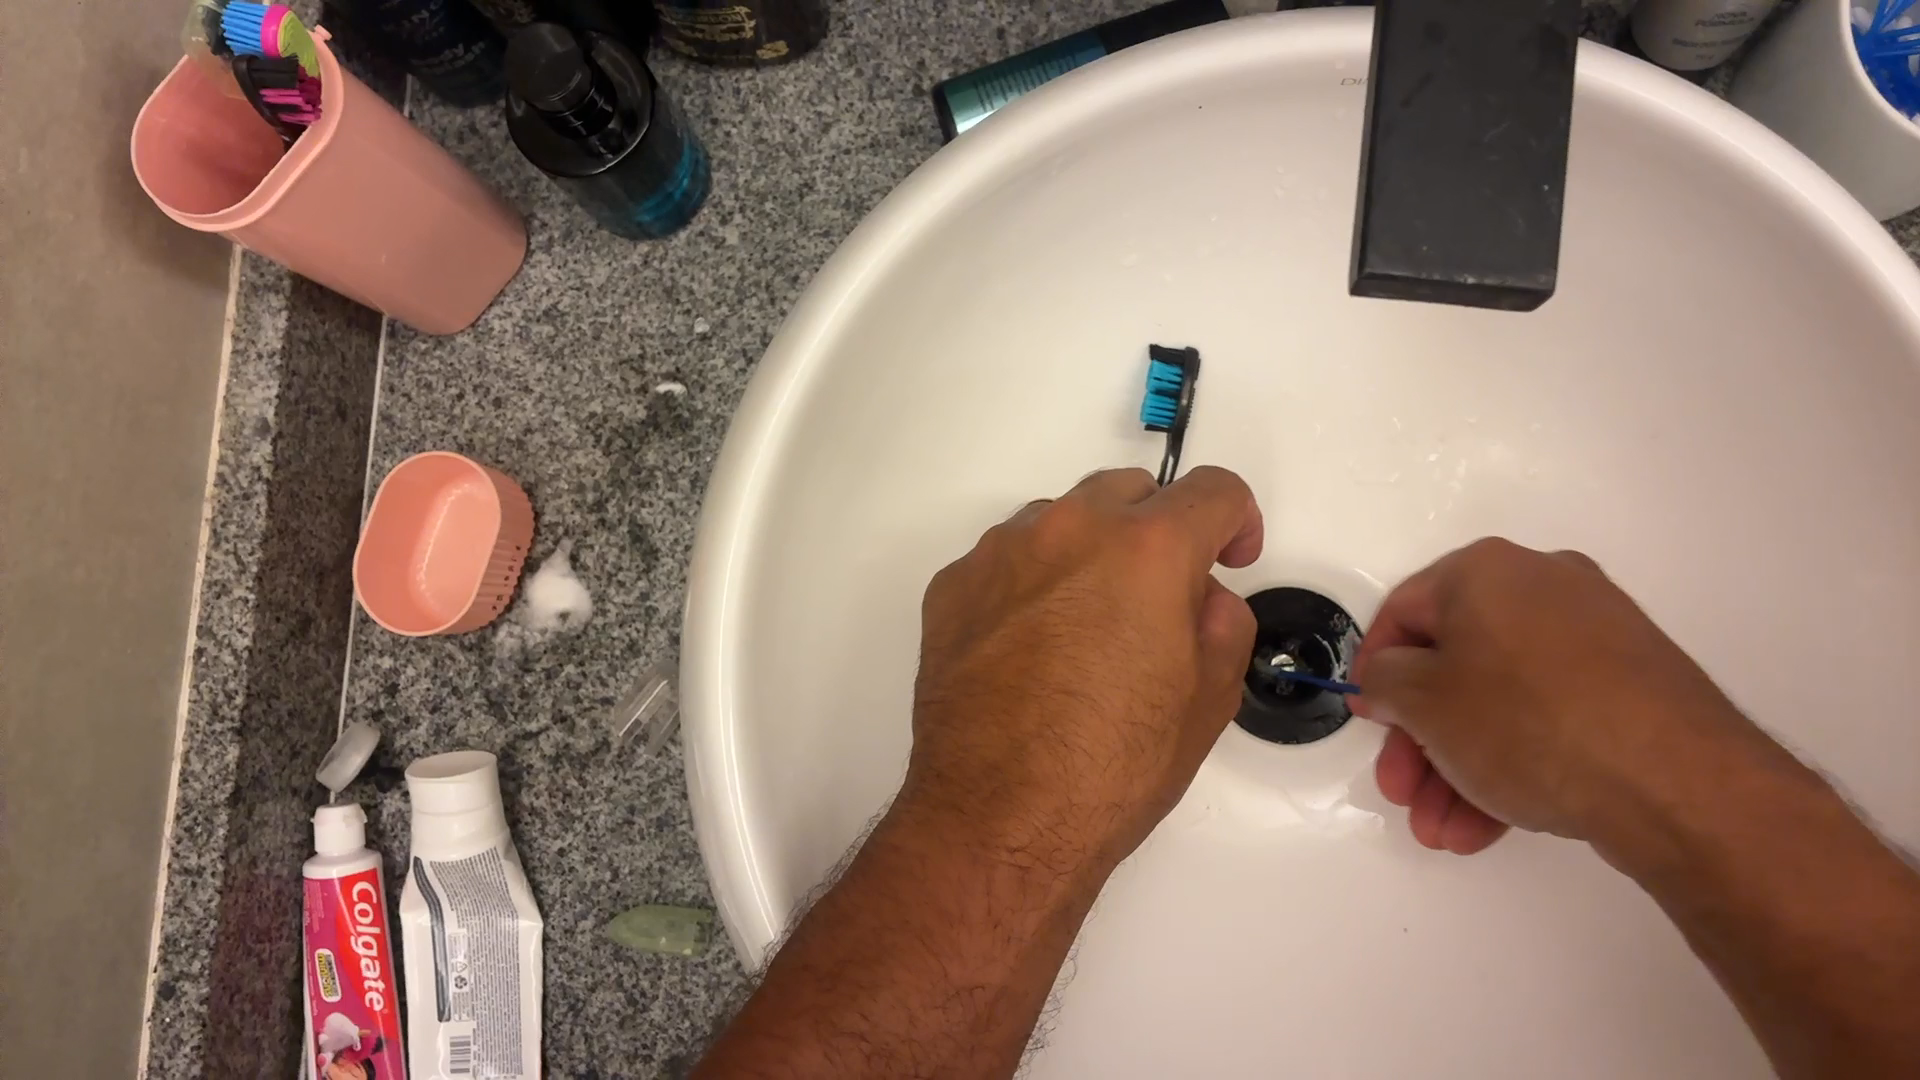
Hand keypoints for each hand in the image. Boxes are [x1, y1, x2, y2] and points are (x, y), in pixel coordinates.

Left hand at [904, 466, 1263, 873]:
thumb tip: (1199, 595)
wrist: (997, 818)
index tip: (1230, 558)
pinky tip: (1027, 647)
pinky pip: (1006, 561)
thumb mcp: (1209, 699)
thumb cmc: (1114, 765)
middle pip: (1128, 491)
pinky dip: (1029, 583)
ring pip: (1059, 520)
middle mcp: (1067, 528)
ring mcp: (998, 552)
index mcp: (1145, 548)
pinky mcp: (951, 585)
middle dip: (1157, 528)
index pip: (1212, 489)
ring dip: (1086, 553)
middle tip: (1157, 595)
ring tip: (1083, 627)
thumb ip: (1222, 621)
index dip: (1236, 519)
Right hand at [1350, 538, 1764, 857]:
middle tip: (1402, 791)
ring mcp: (1597, 639)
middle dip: (1419, 742)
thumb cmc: (1524, 720)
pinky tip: (1488, 825)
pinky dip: (1511, 764)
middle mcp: (1542, 589)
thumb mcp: (1420, 700)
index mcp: (1485, 572)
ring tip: (1443, 830)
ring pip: (1498, 703)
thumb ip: (1383, 682)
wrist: (1685, 788)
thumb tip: (1388, 683)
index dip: (1374, 672)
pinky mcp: (1635, 689)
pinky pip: (1547, 718)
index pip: (1402, 615)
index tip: (1368, 720)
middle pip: (1452, 668)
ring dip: (1459, 767)